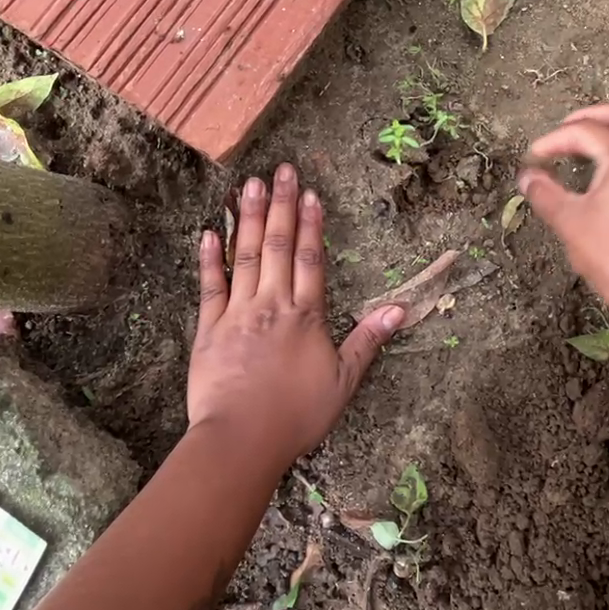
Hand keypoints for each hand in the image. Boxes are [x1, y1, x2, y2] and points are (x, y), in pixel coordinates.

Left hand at [191, 163, 403, 471]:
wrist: (241, 440)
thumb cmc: (296, 415)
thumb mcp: (343, 381)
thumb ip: (368, 340)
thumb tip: (399, 309)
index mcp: (305, 315)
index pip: (311, 258)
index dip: (311, 223)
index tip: (310, 192)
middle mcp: (272, 303)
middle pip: (278, 245)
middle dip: (280, 204)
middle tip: (279, 169)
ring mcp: (237, 313)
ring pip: (244, 255)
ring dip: (248, 218)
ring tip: (249, 184)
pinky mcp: (209, 328)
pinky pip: (210, 286)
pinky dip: (209, 258)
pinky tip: (209, 232)